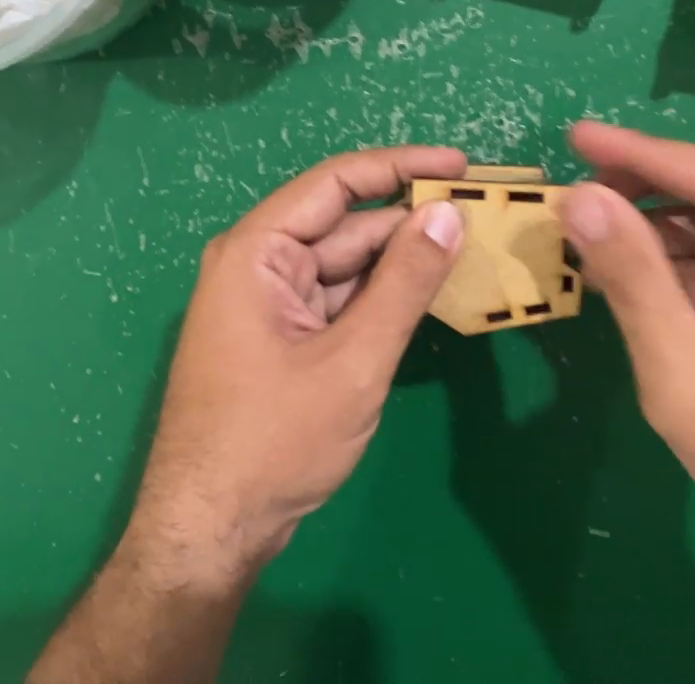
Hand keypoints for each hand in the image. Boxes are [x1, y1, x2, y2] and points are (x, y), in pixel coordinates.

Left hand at [126, 146, 467, 586]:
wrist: (212, 529)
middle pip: (345, 226)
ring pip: (347, 266)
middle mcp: (260, 265)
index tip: (461, 165)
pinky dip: (383, 299)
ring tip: (471, 253)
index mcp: (258, 251)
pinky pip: (340, 301)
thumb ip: (404, 284)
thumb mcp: (352, 361)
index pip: (336, 183)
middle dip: (410, 221)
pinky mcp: (284, 338)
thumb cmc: (274, 440)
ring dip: (402, 263)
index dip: (400, 167)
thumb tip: (448, 213)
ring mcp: (271, 303)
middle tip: (482, 218)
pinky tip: (431, 297)